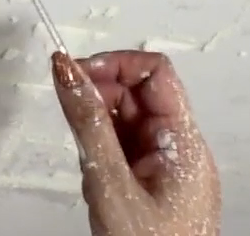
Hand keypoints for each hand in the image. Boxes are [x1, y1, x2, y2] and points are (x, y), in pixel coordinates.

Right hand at [52, 50, 219, 235]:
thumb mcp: (109, 183)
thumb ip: (86, 121)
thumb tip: (64, 66)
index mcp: (184, 144)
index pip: (155, 72)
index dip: (115, 64)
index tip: (79, 77)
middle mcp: (182, 149)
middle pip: (139, 90)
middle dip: (101, 93)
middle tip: (72, 114)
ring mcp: (170, 168)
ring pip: (129, 115)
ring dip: (99, 121)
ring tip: (87, 157)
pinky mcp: (156, 184)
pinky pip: (126, 142)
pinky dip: (103, 145)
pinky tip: (95, 171)